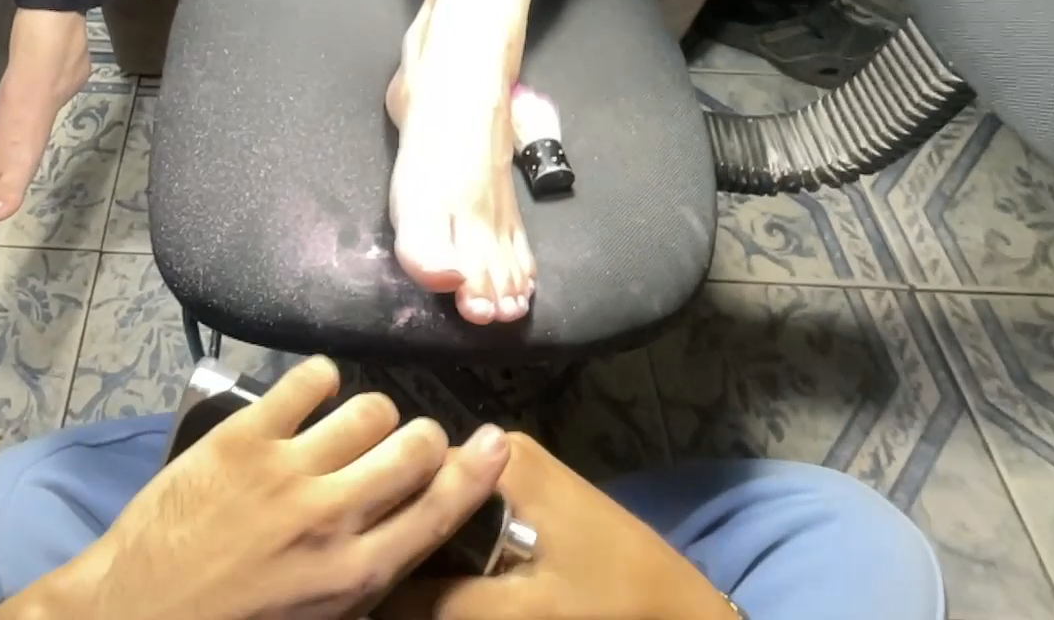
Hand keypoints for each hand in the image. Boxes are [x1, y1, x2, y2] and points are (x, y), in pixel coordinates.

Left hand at [22, 357, 511, 619]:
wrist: (134, 614)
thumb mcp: (318, 618)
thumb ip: (367, 570)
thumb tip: (405, 521)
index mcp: (356, 573)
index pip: (438, 509)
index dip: (475, 471)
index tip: (496, 443)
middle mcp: (334, 516)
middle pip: (413, 446)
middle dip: (421, 437)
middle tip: (404, 441)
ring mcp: (288, 468)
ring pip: (368, 407)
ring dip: (369, 412)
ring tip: (347, 424)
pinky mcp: (245, 434)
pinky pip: (308, 379)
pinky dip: (318, 378)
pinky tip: (311, 392)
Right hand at [380, 434, 734, 619]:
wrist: (691, 618)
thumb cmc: (610, 605)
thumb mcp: (523, 612)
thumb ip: (441, 603)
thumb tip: (367, 599)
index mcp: (498, 458)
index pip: (412, 476)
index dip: (385, 524)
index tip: (362, 567)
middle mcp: (503, 450)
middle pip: (429, 490)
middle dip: (408, 539)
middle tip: (384, 588)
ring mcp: (520, 472)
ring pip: (449, 507)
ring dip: (431, 549)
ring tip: (410, 592)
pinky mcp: (534, 496)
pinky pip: (474, 517)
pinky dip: (458, 552)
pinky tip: (448, 589)